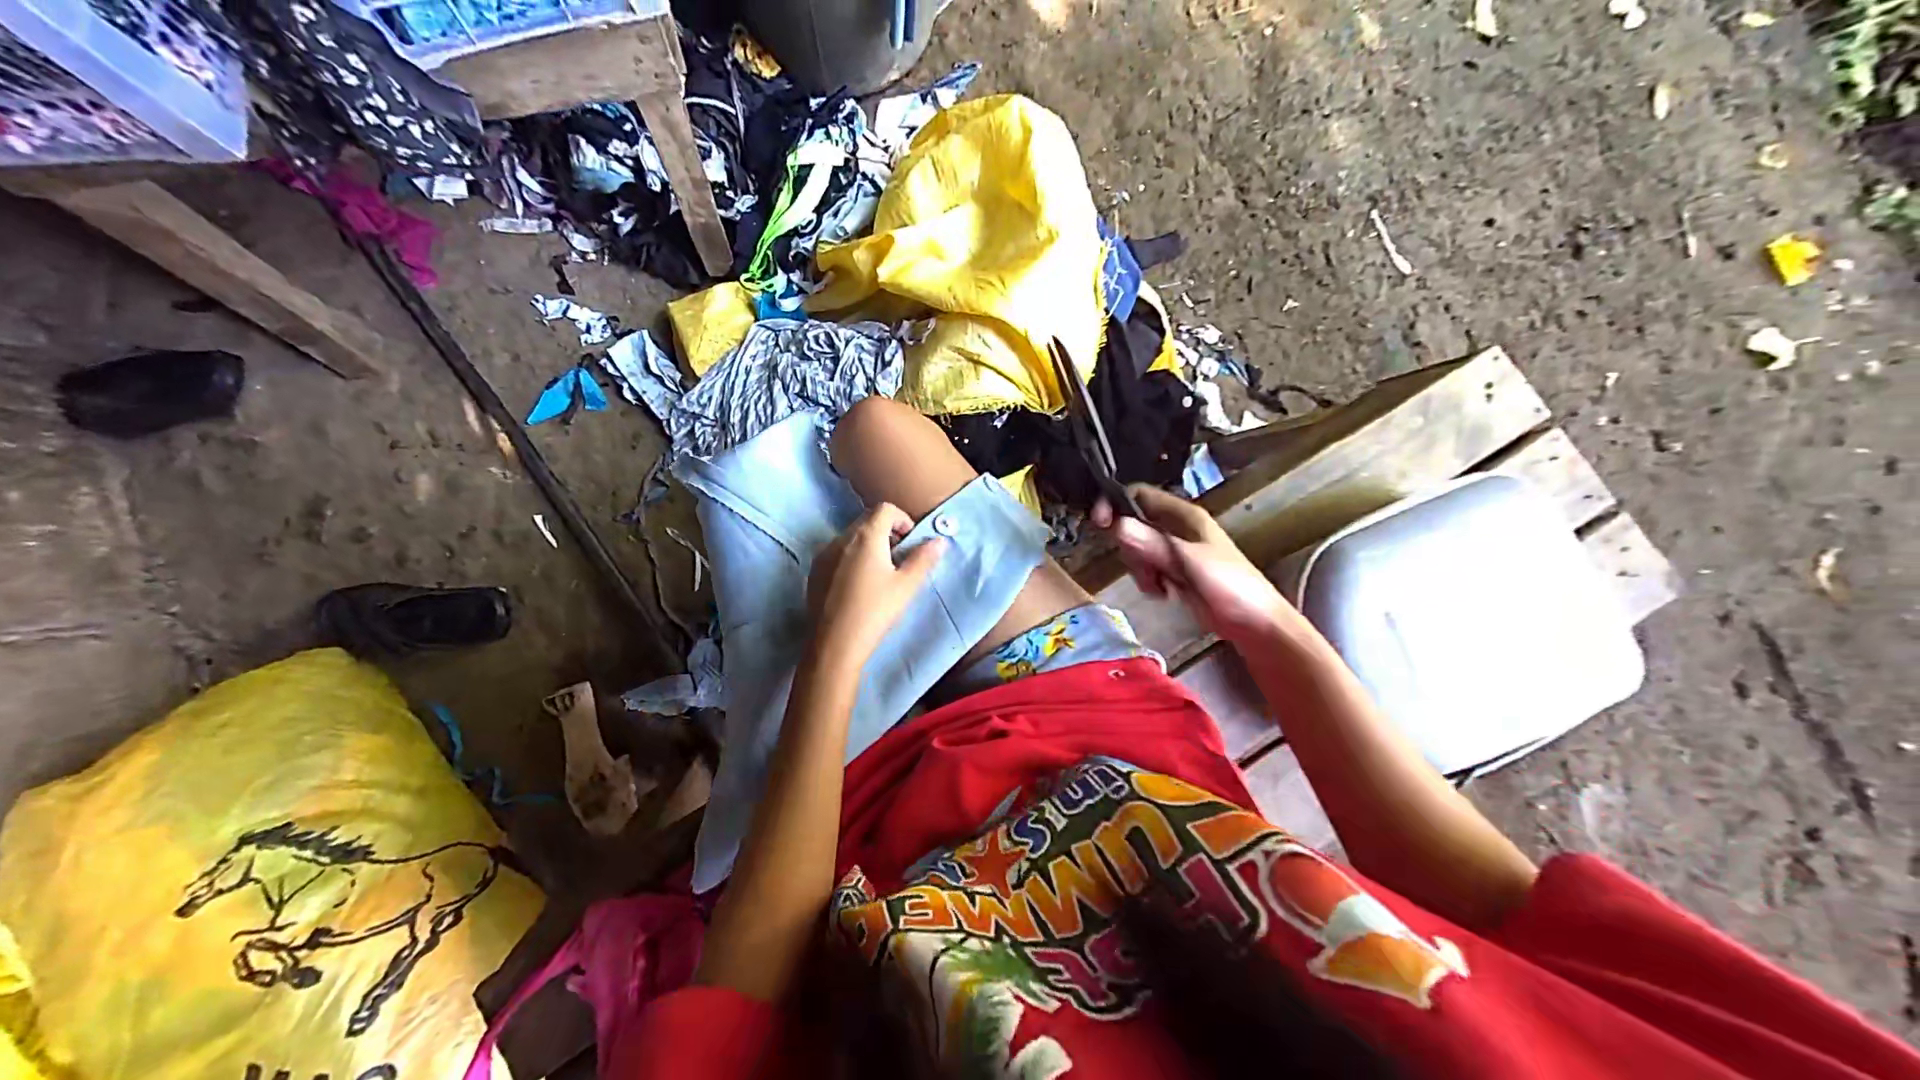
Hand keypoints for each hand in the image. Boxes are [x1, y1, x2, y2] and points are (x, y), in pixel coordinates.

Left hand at [806, 503, 945, 667]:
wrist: (834, 644)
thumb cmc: (875, 611)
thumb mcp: (906, 586)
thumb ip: (923, 558)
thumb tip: (939, 540)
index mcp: (865, 536)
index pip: (885, 509)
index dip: (902, 520)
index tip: (910, 543)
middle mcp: (841, 538)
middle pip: (867, 520)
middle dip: (886, 532)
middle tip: (898, 559)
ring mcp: (824, 554)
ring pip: (850, 537)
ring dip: (868, 545)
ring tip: (879, 574)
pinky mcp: (814, 571)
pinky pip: (836, 553)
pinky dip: (851, 558)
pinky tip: (858, 586)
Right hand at [1092, 485, 1306, 645]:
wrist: (1256, 625)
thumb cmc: (1231, 586)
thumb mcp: (1189, 562)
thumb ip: (1152, 543)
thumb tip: (1116, 525)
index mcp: (1184, 515)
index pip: (1139, 495)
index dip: (1116, 504)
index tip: (1101, 524)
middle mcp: (1177, 528)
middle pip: (1132, 523)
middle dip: (1130, 546)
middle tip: (1143, 566)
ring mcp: (1175, 551)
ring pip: (1137, 548)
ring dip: (1139, 567)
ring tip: (1159, 585)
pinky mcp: (1175, 573)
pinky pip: (1147, 569)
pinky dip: (1148, 580)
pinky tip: (1163, 593)